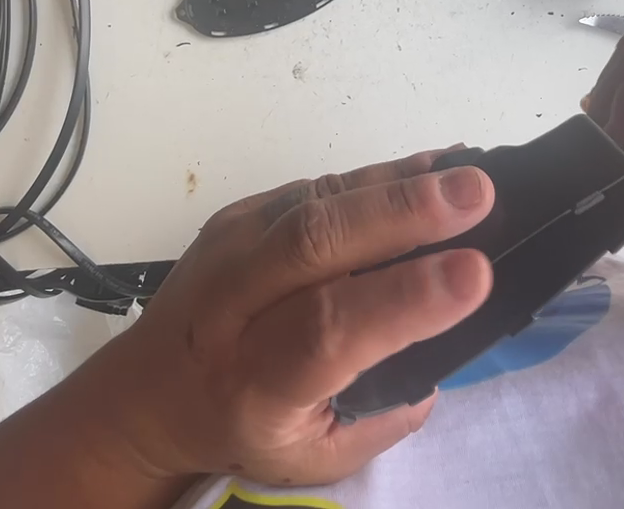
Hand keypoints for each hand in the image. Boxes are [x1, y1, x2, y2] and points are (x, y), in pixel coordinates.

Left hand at [67, 153, 495, 487]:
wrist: (146, 386)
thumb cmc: (237, 427)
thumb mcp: (312, 455)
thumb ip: (382, 414)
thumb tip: (444, 345)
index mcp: (254, 378)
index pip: (329, 327)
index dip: (403, 297)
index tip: (473, 271)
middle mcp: (234, 299)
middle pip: (315, 240)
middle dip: (401, 212)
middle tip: (476, 194)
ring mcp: (232, 242)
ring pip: (316, 200)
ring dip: (394, 183)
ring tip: (463, 171)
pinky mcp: (238, 211)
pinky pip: (313, 186)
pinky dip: (374, 176)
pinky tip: (424, 168)